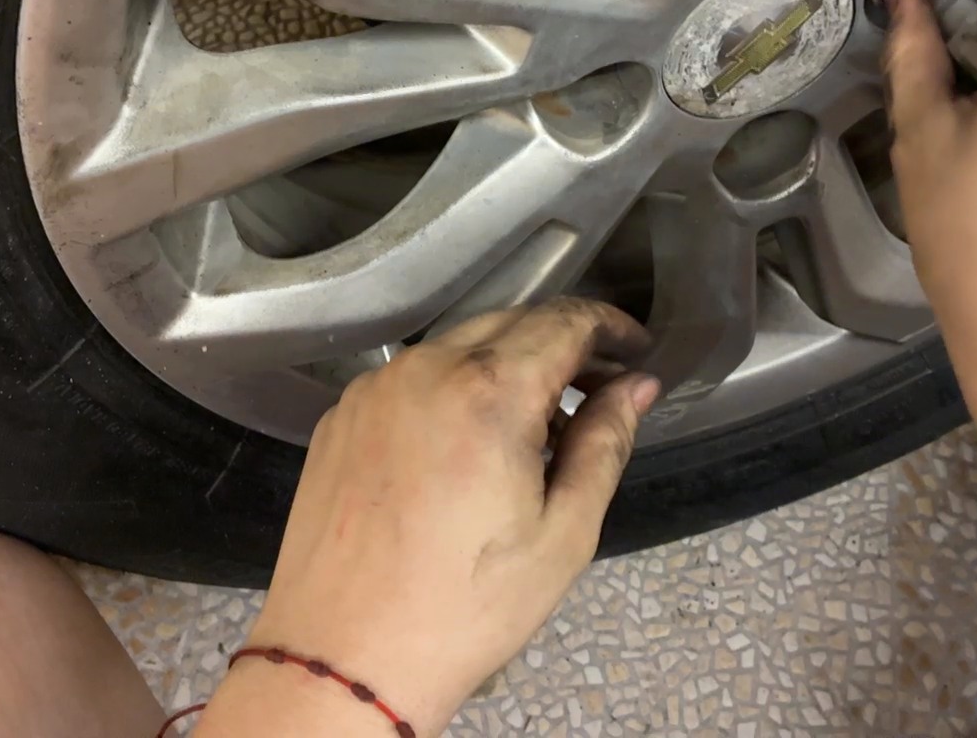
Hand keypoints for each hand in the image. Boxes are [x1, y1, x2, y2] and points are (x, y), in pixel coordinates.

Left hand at [202, 299, 658, 735]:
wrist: (340, 656)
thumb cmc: (467, 606)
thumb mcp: (562, 535)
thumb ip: (605, 443)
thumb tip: (636, 385)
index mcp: (487, 390)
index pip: (563, 321)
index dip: (608, 325)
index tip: (635, 349)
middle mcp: (426, 366)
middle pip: (512, 322)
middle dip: (562, 343)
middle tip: (595, 390)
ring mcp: (376, 384)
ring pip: (460, 344)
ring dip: (507, 364)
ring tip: (532, 427)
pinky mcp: (343, 409)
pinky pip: (414, 375)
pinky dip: (453, 386)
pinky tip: (462, 442)